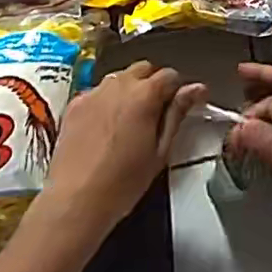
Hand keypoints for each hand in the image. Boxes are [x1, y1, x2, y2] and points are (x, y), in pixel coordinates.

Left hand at [40, 62, 207, 234]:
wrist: (74, 203)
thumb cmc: (122, 184)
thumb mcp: (160, 151)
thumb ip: (178, 113)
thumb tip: (196, 89)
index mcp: (145, 94)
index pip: (170, 75)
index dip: (178, 89)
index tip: (180, 103)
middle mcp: (119, 85)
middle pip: (144, 69)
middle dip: (153, 83)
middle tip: (155, 112)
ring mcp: (95, 92)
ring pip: (120, 78)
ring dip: (129, 89)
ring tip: (129, 120)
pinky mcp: (75, 104)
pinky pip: (98, 92)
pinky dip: (105, 101)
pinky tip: (105, 127)